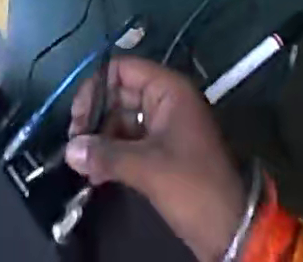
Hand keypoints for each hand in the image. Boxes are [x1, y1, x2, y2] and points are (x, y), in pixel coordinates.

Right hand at [66, 56, 246, 261]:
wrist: (233, 232)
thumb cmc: (193, 186)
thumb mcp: (148, 168)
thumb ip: (106, 155)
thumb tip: (69, 150)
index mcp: (168, 89)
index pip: (122, 69)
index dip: (96, 87)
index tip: (78, 116)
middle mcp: (166, 99)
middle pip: (119, 93)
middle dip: (95, 116)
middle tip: (75, 143)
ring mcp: (165, 125)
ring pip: (123, 118)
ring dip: (101, 137)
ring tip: (83, 163)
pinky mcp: (164, 150)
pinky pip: (131, 139)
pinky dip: (113, 151)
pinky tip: (96, 172)